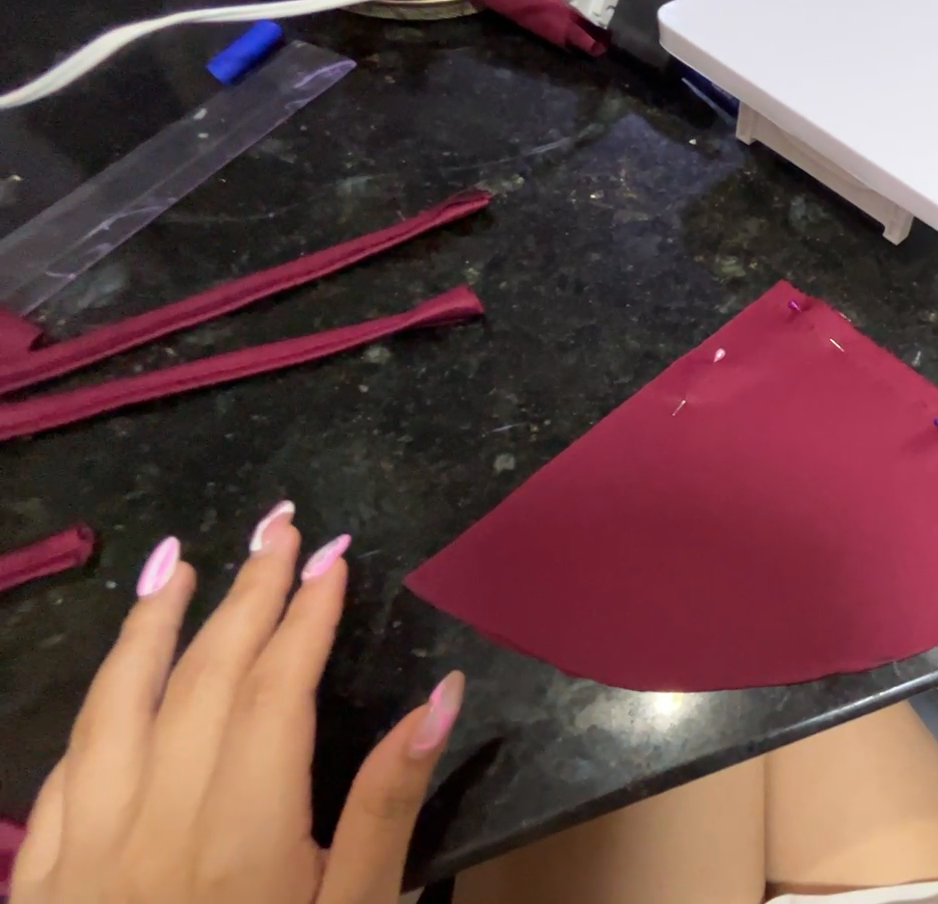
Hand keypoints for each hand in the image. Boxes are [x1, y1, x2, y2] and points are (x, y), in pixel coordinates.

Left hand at [11, 504, 463, 903]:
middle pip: (197, 683)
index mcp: (240, 831)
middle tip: (278, 526)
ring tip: (176, 565)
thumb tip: (442, 695)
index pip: (271, 691)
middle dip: (244, 594)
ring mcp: (77, 860)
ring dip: (148, 629)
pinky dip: (97, 710)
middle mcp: (150, 829)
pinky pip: (60, 780)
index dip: (304, 616)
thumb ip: (390, 802)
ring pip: (111, 715)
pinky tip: (119, 681)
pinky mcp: (37, 890)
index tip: (332, 557)